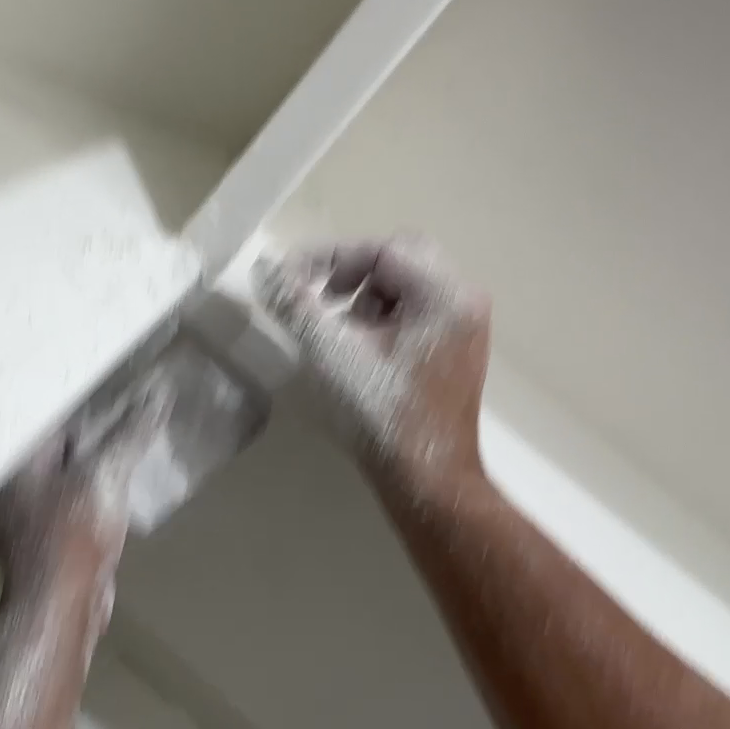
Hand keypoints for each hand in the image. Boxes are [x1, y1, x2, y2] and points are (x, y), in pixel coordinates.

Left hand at [0, 383, 173, 616]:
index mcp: (16, 459)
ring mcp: (31, 507)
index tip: (112, 374)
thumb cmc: (73, 536)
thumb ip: (130, 434)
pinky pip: (78, 492)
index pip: (47, 411)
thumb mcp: (105, 475)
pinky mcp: (51, 529)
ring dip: (99, 454)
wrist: (62, 608)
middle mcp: (15, 479)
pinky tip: (124, 473)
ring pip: (70, 466)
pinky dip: (98, 482)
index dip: (81, 393)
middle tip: (130, 397)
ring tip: (134, 429)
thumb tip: (159, 394)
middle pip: (58, 438)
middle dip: (93, 423)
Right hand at [256, 236, 491, 509]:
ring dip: (364, 294)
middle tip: (319, 300)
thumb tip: (266, 267)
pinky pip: (413, 308)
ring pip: (406, 282)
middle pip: (399, 257)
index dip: (328, 258)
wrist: (424, 479)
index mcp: (444, 295)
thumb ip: (296, 303)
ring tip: (337, 331)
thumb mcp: (331, 353)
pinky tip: (358, 348)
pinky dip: (380, 315)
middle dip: (350, 273)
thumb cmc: (380, 414)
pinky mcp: (453, 347)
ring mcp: (463, 325)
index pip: (381, 250)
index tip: (288, 279)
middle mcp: (463, 300)